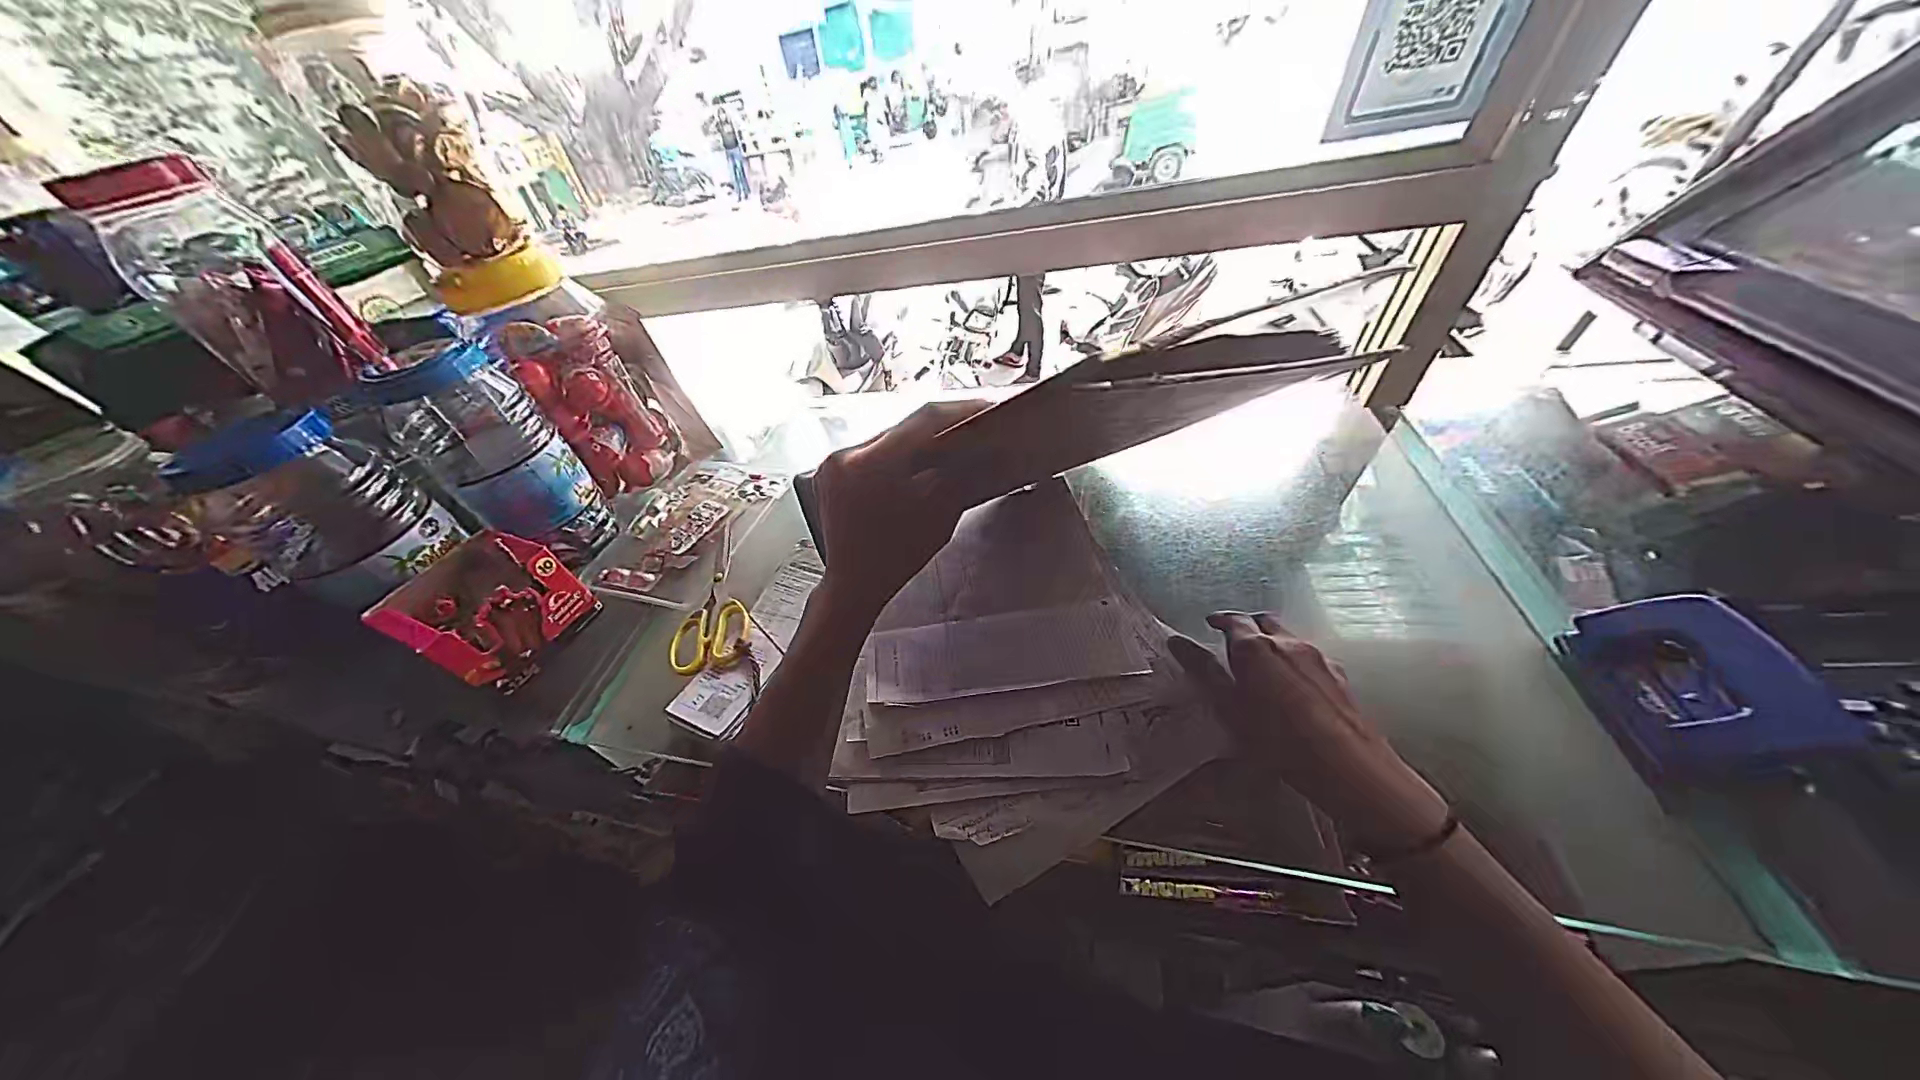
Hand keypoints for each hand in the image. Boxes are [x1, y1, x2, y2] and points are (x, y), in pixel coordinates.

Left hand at [811, 400, 989, 619]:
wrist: (854, 584)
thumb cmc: (894, 558)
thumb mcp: (938, 513)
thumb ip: (962, 474)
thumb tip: (986, 447)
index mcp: (873, 463)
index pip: (925, 419)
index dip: (961, 411)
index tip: (986, 409)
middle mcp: (848, 454)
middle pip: (906, 424)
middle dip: (943, 424)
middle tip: (973, 424)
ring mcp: (836, 462)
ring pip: (890, 435)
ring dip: (920, 437)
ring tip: (950, 441)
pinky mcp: (833, 471)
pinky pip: (873, 450)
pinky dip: (899, 452)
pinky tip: (919, 458)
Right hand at [1168, 612, 1449, 851]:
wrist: (1347, 766)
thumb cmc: (1279, 740)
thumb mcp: (1230, 707)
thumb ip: (1204, 671)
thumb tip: (1178, 643)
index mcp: (1256, 647)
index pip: (1233, 621)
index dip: (1219, 620)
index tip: (1210, 624)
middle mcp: (1288, 643)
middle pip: (1263, 621)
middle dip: (1247, 626)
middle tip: (1232, 640)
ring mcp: (1318, 657)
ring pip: (1288, 637)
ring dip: (1271, 642)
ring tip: (1260, 664)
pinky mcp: (1339, 675)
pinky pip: (1308, 656)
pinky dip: (1293, 659)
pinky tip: (1291, 684)